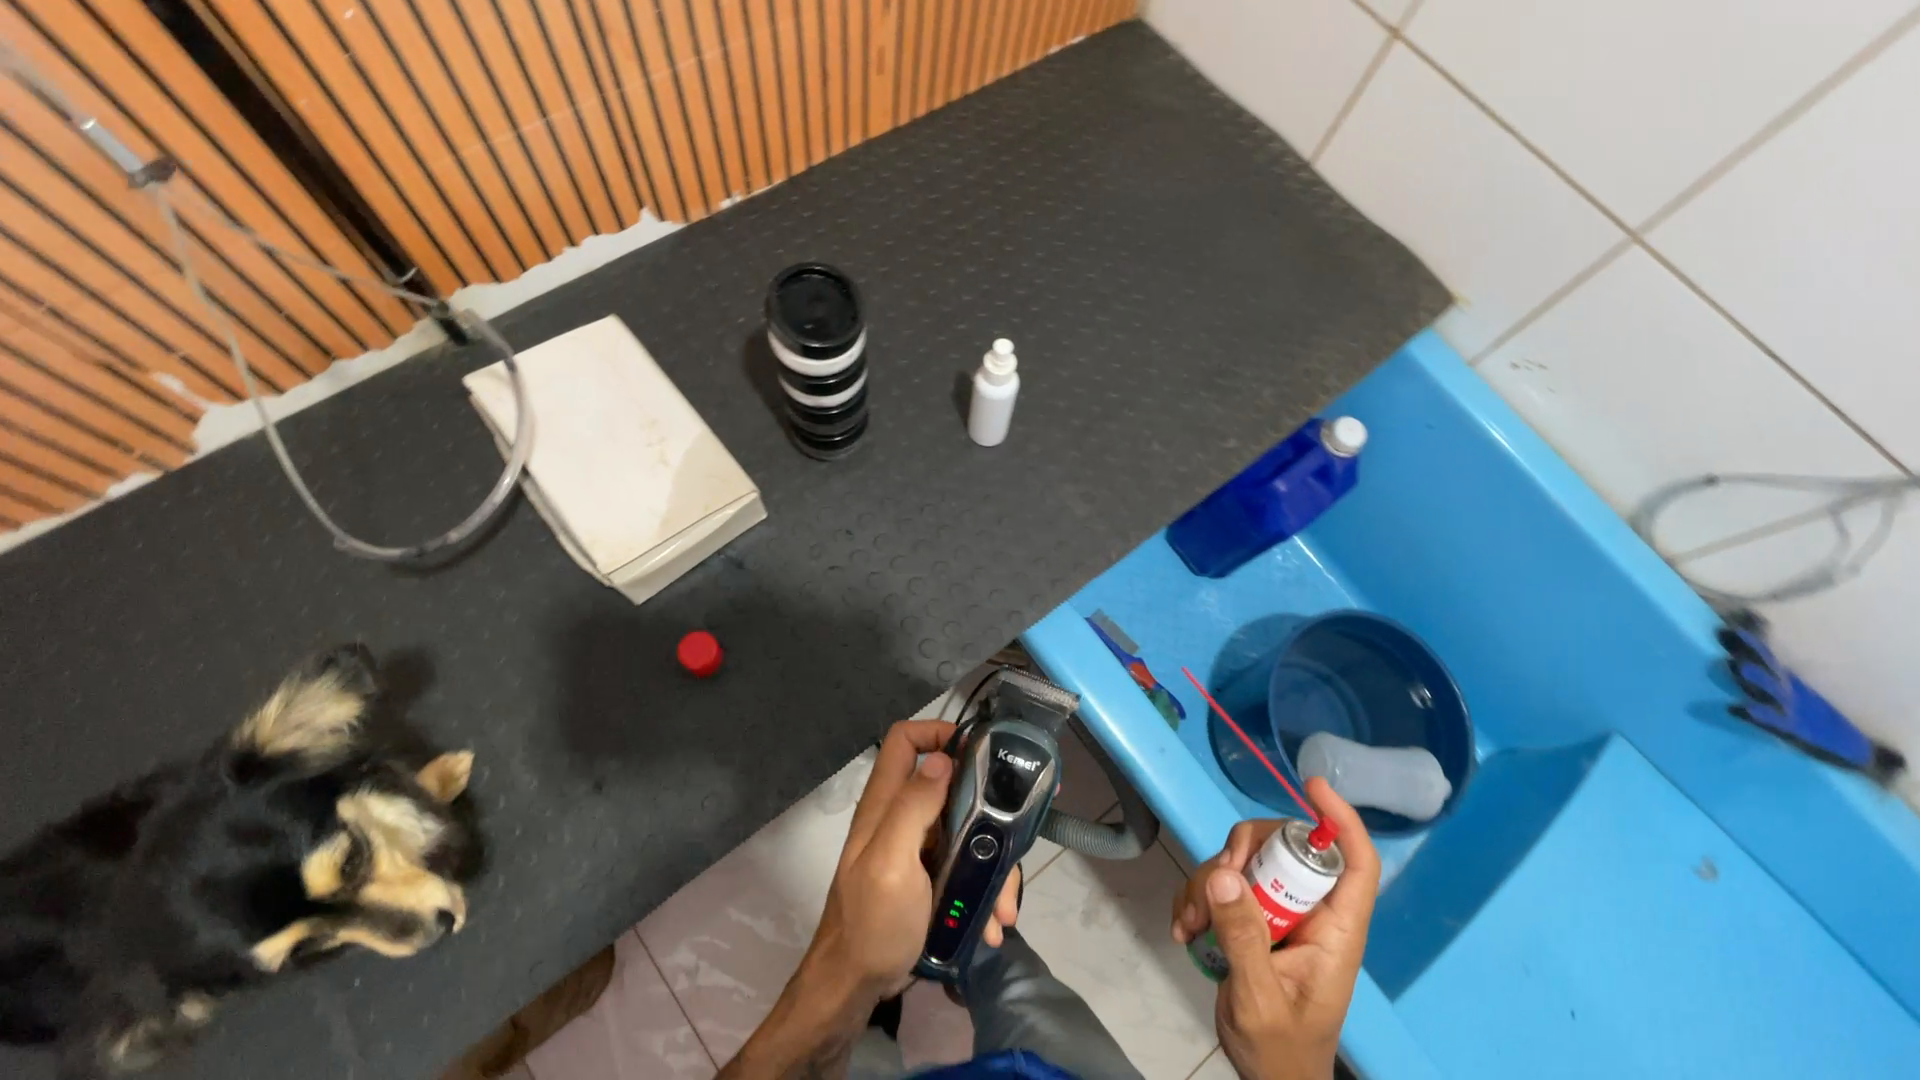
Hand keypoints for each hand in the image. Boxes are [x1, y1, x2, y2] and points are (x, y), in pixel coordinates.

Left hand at [723, 720, 1020, 1077]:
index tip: (979, 751)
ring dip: (992, 866)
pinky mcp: (930, 881)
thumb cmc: (871, 923)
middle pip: (951, 788)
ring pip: (967, 833)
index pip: (904, 740)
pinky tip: (992, 926)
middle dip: (987, 810)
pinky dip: (984, 894)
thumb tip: (943, 758)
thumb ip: (912, 808)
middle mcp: (901, 819)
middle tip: (1017, 832)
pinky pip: (966, 871)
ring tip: (1005, 908)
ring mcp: (917, 851)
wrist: (855, 987)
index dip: (937, 732)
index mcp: (885, 805)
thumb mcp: (890, 862)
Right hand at [1169, 778, 1379, 1079]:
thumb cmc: (1280, 1049)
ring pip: (1243, 862)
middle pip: (1283, 848)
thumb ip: (1244, 938)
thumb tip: (1223, 871)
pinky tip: (1184, 930)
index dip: (1340, 820)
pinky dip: (1196, 899)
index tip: (1311, 786)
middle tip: (1212, 882)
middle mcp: (1309, 912)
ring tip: (1189, 926)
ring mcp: (1277, 913)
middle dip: (1241, 853)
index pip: (1355, 864)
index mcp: (1336, 931)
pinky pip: (1220, 884)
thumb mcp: (1260, 998)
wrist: (1266, 1079)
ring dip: (1207, 882)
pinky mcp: (1249, 920)